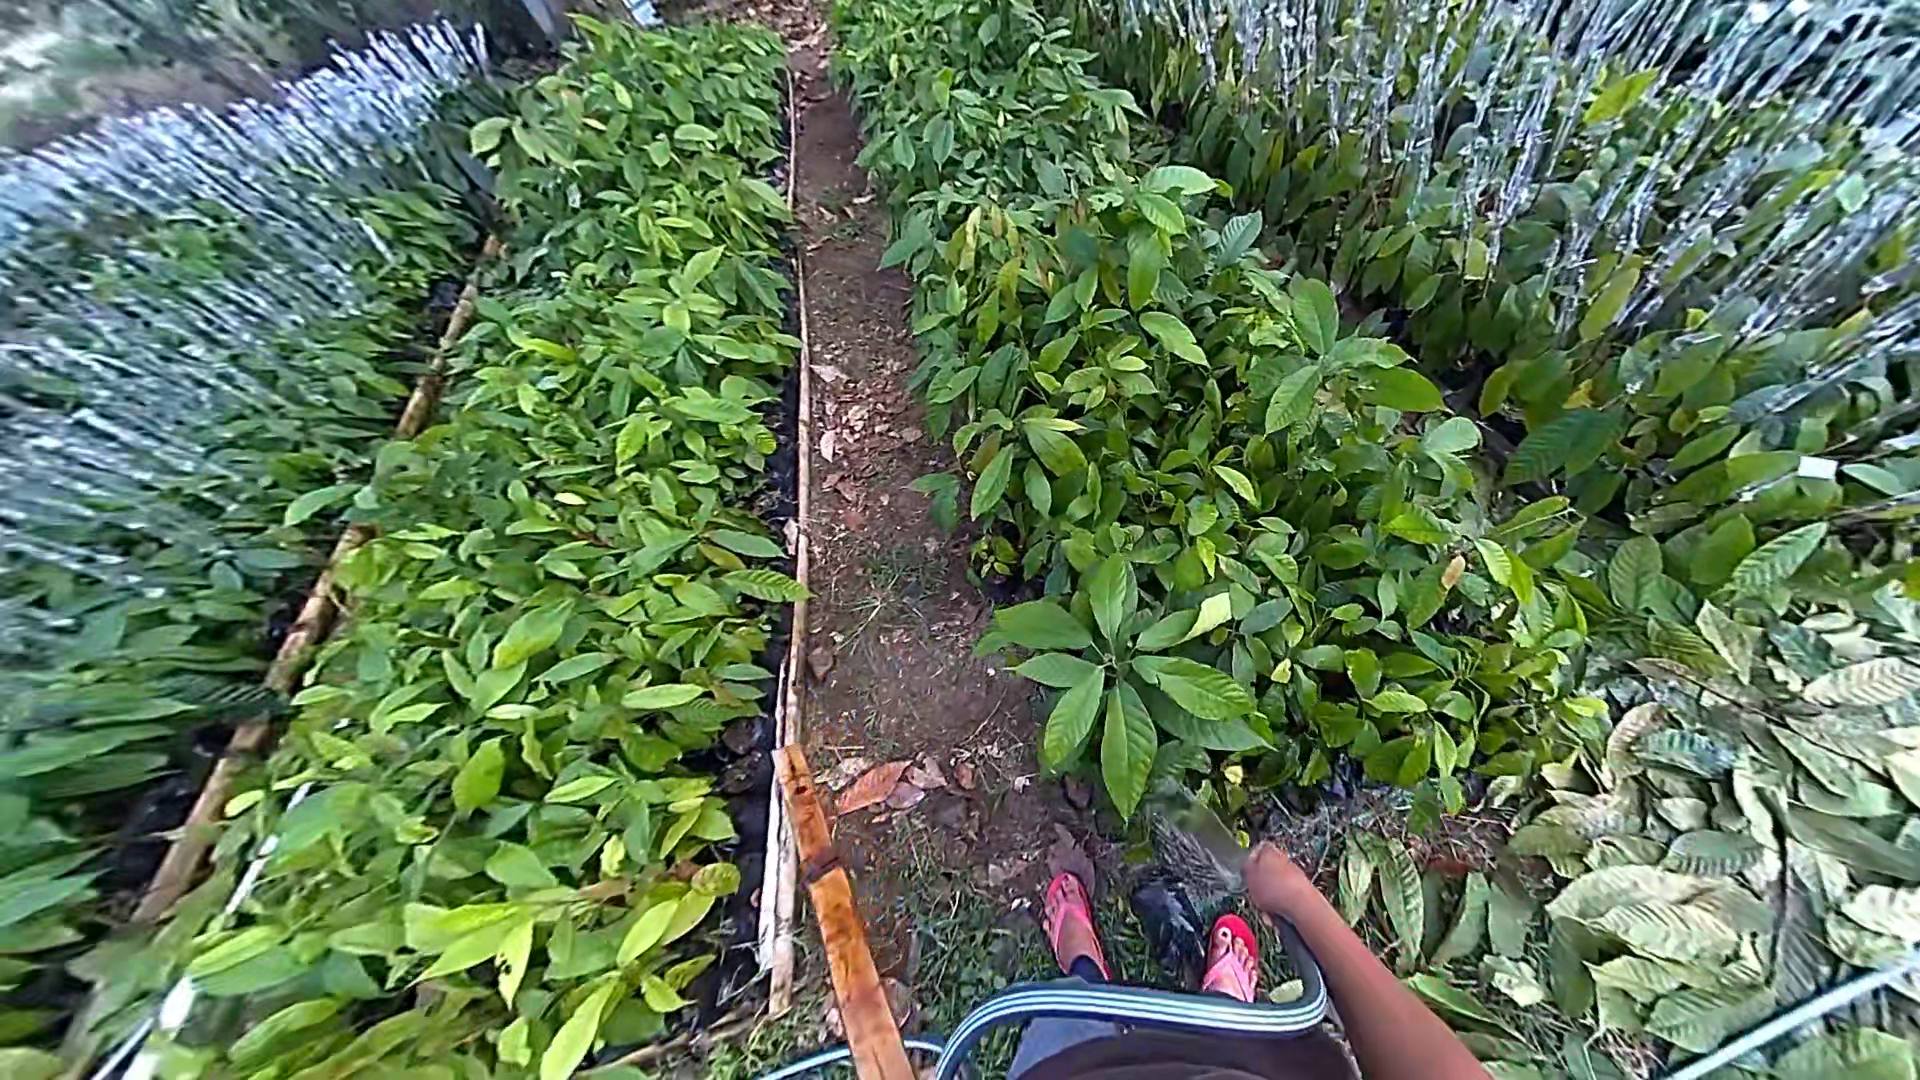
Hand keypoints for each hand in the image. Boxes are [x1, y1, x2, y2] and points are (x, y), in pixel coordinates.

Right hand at [1244, 841, 1316, 916]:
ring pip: (1278, 886)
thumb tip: (1246, 867)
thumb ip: (1246, 869)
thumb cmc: (1274, 890)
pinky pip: (1289, 898)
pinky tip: (1279, 917)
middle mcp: (1284, 859)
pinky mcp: (1306, 892)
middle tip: (1256, 895)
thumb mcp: (1249, 878)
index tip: (1248, 873)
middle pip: (1269, 870)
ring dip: (1272, 897)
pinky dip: (1283, 906)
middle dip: (1263, 884)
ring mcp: (1297, 876)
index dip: (1252, 862)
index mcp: (1269, 851)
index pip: (1258, 850)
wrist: (1303, 908)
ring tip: (1267, 912)